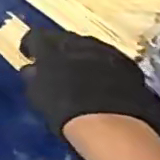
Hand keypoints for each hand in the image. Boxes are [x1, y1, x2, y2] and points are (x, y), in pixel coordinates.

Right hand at [19, 28, 159, 135]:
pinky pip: (110, 60)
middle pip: (66, 39)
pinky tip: (101, 81)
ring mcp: (108, 53)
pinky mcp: (130, 66)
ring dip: (82, 57)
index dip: (30, 45)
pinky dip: (102, 67)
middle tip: (54, 64)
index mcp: (51, 48)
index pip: (36, 36)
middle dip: (58, 49)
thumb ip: (33, 76)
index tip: (28, 56)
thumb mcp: (36, 92)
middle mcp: (80, 43)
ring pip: (90, 47)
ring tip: (79, 73)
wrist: (110, 123)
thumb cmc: (62, 107)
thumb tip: (32, 69)